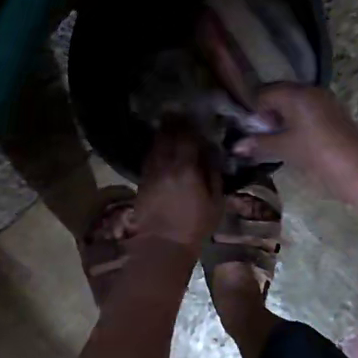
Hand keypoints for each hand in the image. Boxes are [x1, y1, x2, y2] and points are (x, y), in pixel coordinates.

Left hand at [132, 126, 220, 248]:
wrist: (163, 245)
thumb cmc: (195, 226)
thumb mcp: (215, 202)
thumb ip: (213, 174)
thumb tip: (211, 154)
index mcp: (186, 168)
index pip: (187, 137)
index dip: (190, 123)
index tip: (193, 114)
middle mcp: (166, 165)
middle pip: (167, 136)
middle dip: (173, 123)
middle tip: (177, 112)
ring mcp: (151, 172)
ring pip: (155, 145)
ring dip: (162, 133)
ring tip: (167, 124)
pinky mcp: (142, 181)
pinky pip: (149, 158)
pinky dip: (155, 149)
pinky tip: (160, 147)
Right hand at [236, 84, 357, 200]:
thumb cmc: (316, 154)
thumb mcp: (284, 148)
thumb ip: (259, 143)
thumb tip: (235, 146)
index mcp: (296, 94)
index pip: (264, 93)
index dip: (252, 110)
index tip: (247, 130)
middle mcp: (311, 91)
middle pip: (280, 95)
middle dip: (267, 113)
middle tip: (259, 135)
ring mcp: (325, 101)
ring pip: (295, 104)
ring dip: (282, 119)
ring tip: (275, 140)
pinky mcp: (334, 114)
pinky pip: (308, 111)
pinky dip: (296, 122)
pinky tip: (293, 141)